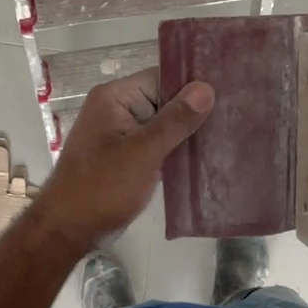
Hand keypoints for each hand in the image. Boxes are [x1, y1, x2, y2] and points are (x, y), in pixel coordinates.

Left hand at [28, 69, 214, 250]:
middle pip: (164, 99)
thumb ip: (174, 120)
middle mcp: (116, 108)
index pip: (161, 78)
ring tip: (231, 133)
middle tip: (239, 114)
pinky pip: (156, 143)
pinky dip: (176, 149)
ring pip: (162, 124)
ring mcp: (120, 133)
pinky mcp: (126, 156)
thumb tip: (205, 87)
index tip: (231, 89)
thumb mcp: (143, 152)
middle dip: (195, 109)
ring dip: (188, 132)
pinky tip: (207, 156)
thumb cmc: (102, 188)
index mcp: (114, 97)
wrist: (69, 229)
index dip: (193, 84)